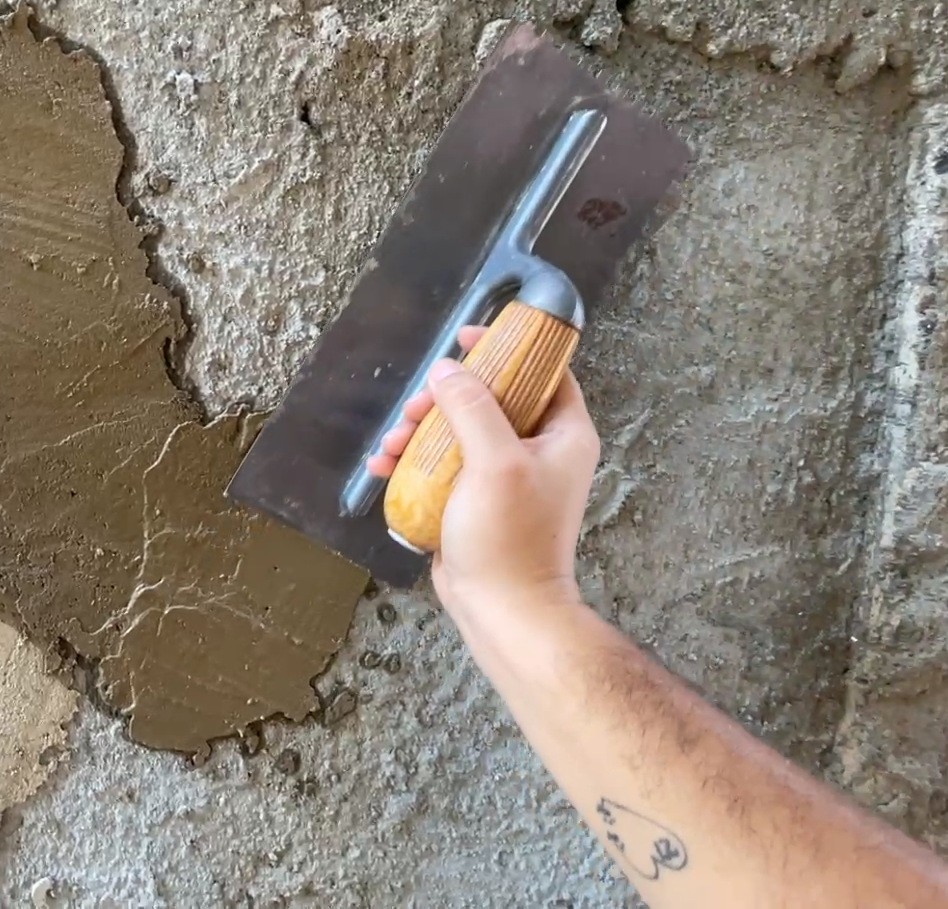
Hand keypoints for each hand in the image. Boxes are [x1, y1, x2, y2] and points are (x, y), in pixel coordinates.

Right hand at [366, 326, 601, 622]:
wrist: (502, 609)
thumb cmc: (510, 538)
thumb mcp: (494, 463)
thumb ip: (473, 409)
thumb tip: (446, 370)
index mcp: (562, 435)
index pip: (543, 372)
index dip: (507, 349)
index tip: (467, 338)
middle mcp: (537, 450)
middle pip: (488, 399)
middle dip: (444, 398)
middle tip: (416, 407)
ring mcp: (503, 475)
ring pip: (458, 430)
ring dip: (420, 429)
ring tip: (392, 444)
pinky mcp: (474, 497)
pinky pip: (442, 462)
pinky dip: (413, 459)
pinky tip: (385, 465)